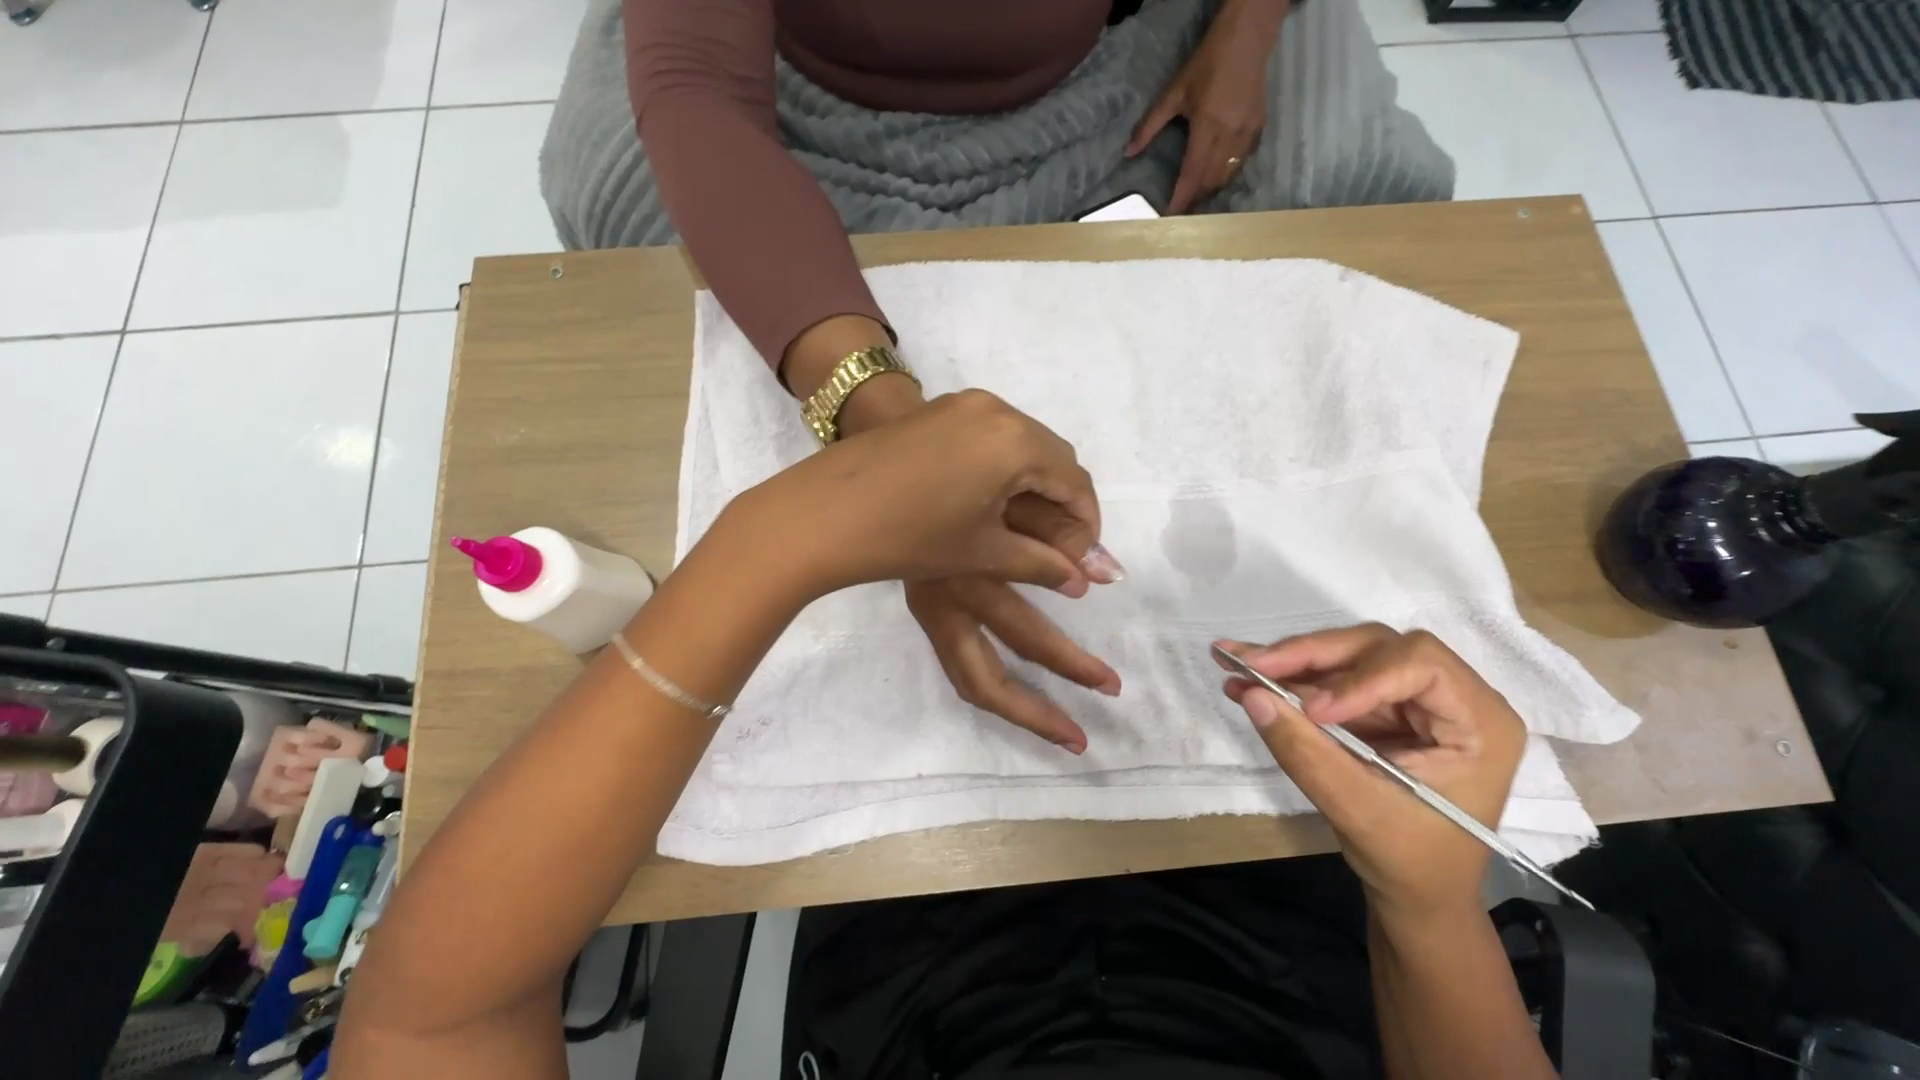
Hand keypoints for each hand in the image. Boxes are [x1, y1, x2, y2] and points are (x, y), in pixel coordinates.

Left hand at [775, 321, 1120, 752]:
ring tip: (1025, 532)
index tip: (1084, 564)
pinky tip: (989, 503)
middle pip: (1053, 456)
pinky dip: (1002, 467)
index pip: (1075, 482)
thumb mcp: (982, 551)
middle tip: (1058, 552)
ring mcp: (962, 404)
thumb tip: (1085, 580)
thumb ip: (1042, 562)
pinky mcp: (936, 410)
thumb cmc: (909, 536)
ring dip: (1033, 484)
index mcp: (1016, 441)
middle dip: (1063, 504)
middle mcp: (997, 408)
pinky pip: (990, 435)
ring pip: (1021, 444)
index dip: (1087, 526)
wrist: (821, 513)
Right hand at [904, 493, 1123, 753]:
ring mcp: (931, 613)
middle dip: (1051, 693)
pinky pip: (963, 667)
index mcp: (966, 573)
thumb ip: (1058, 532)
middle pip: (992, 675)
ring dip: (1022, 711)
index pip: (1030, 621)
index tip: (1110, 641)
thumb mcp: (1009, 496)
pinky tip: (1024, 700)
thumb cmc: (956, 473)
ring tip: (1069, 734)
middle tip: (1108, 698)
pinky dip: (996, 688)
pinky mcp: (927, 611)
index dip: (1072, 643)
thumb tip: (1106, 574)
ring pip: (973, 682)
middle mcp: (944, 604)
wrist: (890, 469)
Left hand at [1125, 0, 1287, 213]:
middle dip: (1196, 199)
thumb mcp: (1174, 93)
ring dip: (1211, 190)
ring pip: (1228, 175)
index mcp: (1207, 126)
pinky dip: (1227, 174)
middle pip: (1211, 180)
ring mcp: (1247, 133)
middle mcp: (1229, 134)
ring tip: (1197, 201)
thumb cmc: (1206, 64)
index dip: (1182, 198)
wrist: (1247, 39)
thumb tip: (1129, 152)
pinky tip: (1216, 179)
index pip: (1192, 173)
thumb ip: (1150, 125)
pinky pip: (1241, 163)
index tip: (1171, 217)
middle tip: (1182, 212)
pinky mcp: (1258, 128)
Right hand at [1216, 625, 1526, 921]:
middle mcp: (1454, 696)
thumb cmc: (1409, 860)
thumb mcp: (1357, 810)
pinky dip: (1291, 682)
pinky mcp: (1381, 707)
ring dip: (1292, 663)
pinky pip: (1334, 681)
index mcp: (1480, 721)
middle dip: (1311, 655)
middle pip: (1378, 648)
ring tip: (1235, 663)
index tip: (1312, 711)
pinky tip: (1247, 681)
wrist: (1416, 895)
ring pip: (1349, 657)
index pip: (1420, 664)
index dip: (1361, 676)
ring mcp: (1414, 699)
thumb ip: (1306, 752)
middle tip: (1250, 663)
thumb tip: (1251, 694)